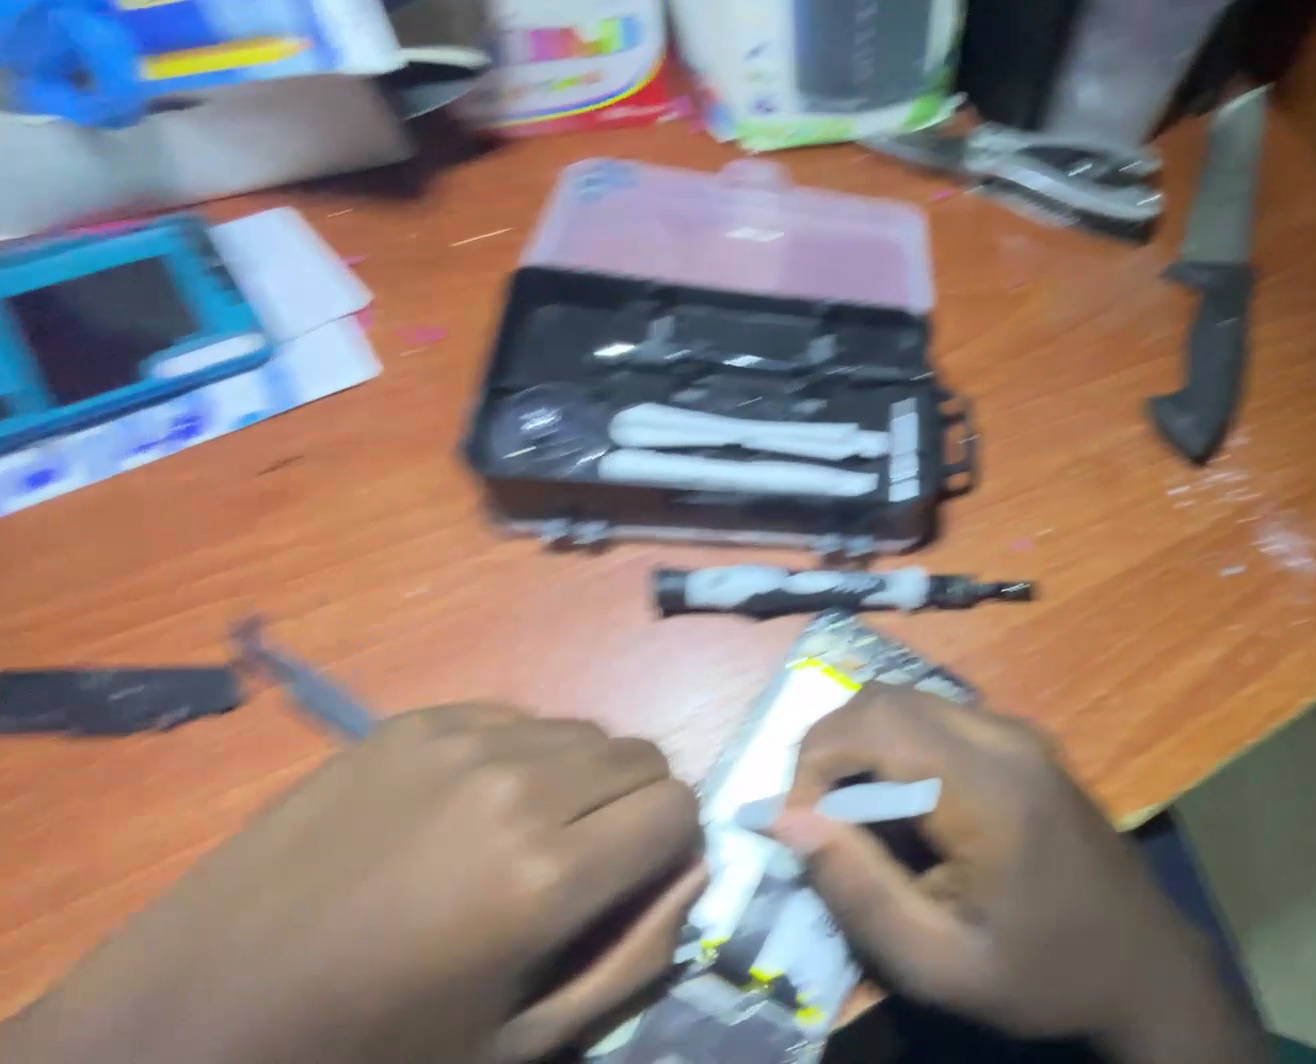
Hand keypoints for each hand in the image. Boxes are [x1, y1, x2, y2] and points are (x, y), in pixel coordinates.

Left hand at [3, 704, 703, 1063]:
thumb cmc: (373, 1049)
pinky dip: (525, 756)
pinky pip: (520, 719)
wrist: (187, 1023)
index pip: (681, 809)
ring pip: (588, 732)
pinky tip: (468, 809)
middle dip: (637, 808)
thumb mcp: (525, 1042)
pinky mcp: (412, 723)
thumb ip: (637, 955)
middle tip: (585, 861)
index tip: (636, 881)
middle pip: (644, 758)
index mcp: (548, 876)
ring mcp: (460, 742)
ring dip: (585, 779)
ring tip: (525, 833)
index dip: (672, 848)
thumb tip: (695, 872)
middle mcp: (519, 786)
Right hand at [768, 687, 1265, 1063]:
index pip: (875, 724)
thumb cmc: (1043, 971)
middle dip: (831, 750)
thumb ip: (859, 889)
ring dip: (863, 747)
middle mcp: (1005, 736)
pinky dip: (898, 749)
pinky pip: (939, 718)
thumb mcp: (938, 963)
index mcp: (990, 787)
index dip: (814, 762)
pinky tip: (906, 811)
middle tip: (818, 822)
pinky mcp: (1023, 739)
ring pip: (909, 702)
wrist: (1144, 960)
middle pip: (887, 699)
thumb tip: (789, 820)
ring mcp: (1019, 730)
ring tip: (857, 822)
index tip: (799, 828)